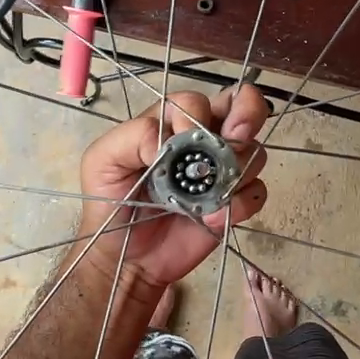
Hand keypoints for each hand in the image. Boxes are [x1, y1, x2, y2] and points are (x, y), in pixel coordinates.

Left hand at [75, 86, 269, 287]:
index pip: (195, 101)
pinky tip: (213, 218)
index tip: (185, 140)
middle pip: (240, 107)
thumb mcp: (103, 161)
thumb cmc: (109, 203)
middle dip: (248, 113)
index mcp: (169, 123)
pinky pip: (256, 191)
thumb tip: (175, 137)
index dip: (196, 115)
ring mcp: (220, 172)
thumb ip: (134, 136)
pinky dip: (242, 203)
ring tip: (208, 199)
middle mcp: (201, 141)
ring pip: (254, 151)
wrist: (124, 257)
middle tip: (237, 135)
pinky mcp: (233, 203)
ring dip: (238, 171)